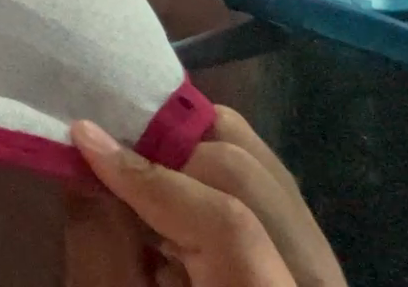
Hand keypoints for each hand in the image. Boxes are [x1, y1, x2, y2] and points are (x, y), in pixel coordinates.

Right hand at [65, 107, 344, 286]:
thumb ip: (98, 235)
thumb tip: (88, 149)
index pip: (223, 220)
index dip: (144, 169)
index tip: (81, 136)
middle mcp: (316, 283)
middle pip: (253, 175)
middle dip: (171, 144)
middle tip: (110, 141)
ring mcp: (325, 273)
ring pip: (267, 171)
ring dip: (192, 150)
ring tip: (137, 158)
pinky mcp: (312, 264)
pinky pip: (268, 191)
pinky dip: (211, 172)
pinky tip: (169, 184)